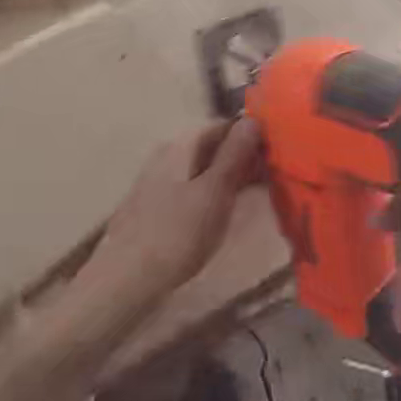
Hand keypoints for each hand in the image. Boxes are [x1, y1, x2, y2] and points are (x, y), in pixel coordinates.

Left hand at [81, 118, 261, 305]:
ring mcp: (157, 182)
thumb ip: (234, 155)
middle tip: (272, 178)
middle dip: (241, 159)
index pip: (222, 126)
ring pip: (201, 170)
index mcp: (180, 146)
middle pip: (210, 147)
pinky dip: (210, 195)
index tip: (276, 153)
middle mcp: (166, 156)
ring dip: (227, 178)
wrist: (125, 281)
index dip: (250, 136)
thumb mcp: (215, 192)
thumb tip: (252, 119)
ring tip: (253, 197)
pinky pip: (190, 190)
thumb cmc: (177, 233)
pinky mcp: (153, 208)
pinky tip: (222, 214)